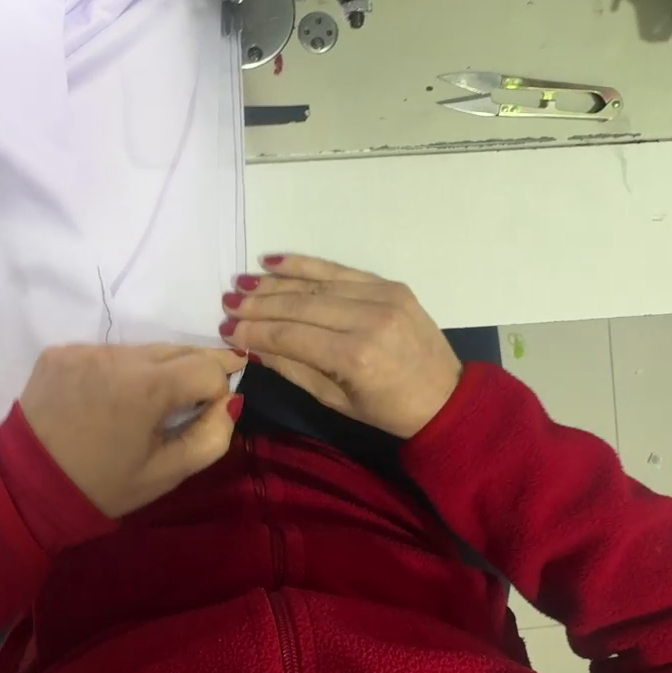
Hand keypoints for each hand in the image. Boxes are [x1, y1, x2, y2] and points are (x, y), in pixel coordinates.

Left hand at [19, 344, 245, 517]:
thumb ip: (212, 436)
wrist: (24, 486)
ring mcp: (85, 350)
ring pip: (142, 350)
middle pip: (178, 349)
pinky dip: (118, 371)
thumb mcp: (166, 473)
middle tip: (198, 398)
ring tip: (146, 404)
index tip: (214, 410)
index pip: (209, 366)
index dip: (220, 389)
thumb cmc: (101, 487)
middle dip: (195, 371)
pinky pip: (107, 353)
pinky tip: (108, 399)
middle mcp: (117, 356)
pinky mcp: (60, 351)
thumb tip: (231, 401)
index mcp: (148, 387)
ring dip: (155, 370)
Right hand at [219, 255, 461, 438]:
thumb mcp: (334, 400)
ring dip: (275, 283)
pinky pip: (340, 270)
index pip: (292, 336)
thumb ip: (291, 368)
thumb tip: (250, 345)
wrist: (445, 397)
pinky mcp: (391, 285)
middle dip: (258, 305)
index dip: (254, 332)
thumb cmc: (387, 410)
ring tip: (242, 283)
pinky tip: (274, 262)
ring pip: (316, 284)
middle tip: (227, 303)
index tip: (225, 329)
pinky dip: (306, 264)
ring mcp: (383, 297)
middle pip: (300, 305)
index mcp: (356, 358)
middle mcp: (369, 320)